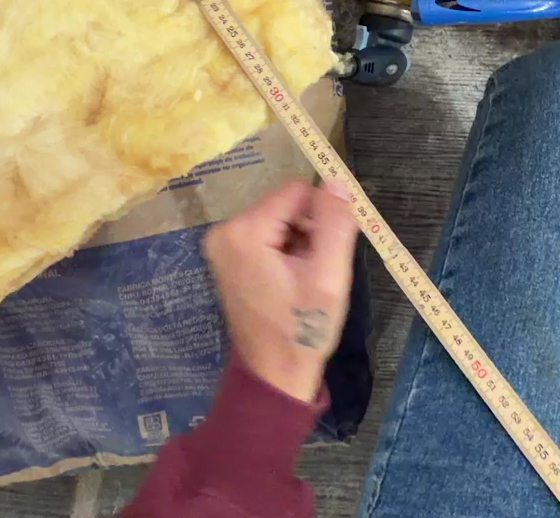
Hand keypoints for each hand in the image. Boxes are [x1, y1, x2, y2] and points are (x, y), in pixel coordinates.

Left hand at [203, 179, 357, 402]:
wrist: (274, 376)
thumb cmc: (302, 330)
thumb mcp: (329, 277)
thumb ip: (335, 224)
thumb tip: (337, 181)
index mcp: (244, 231)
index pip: (297, 191)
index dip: (321, 216)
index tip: (325, 252)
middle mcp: (224, 230)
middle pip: (286, 203)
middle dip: (308, 229)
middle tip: (314, 269)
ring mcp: (222, 243)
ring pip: (280, 216)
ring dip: (299, 239)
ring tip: (302, 277)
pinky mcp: (227, 255)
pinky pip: (267, 231)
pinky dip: (285, 248)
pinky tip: (290, 278)